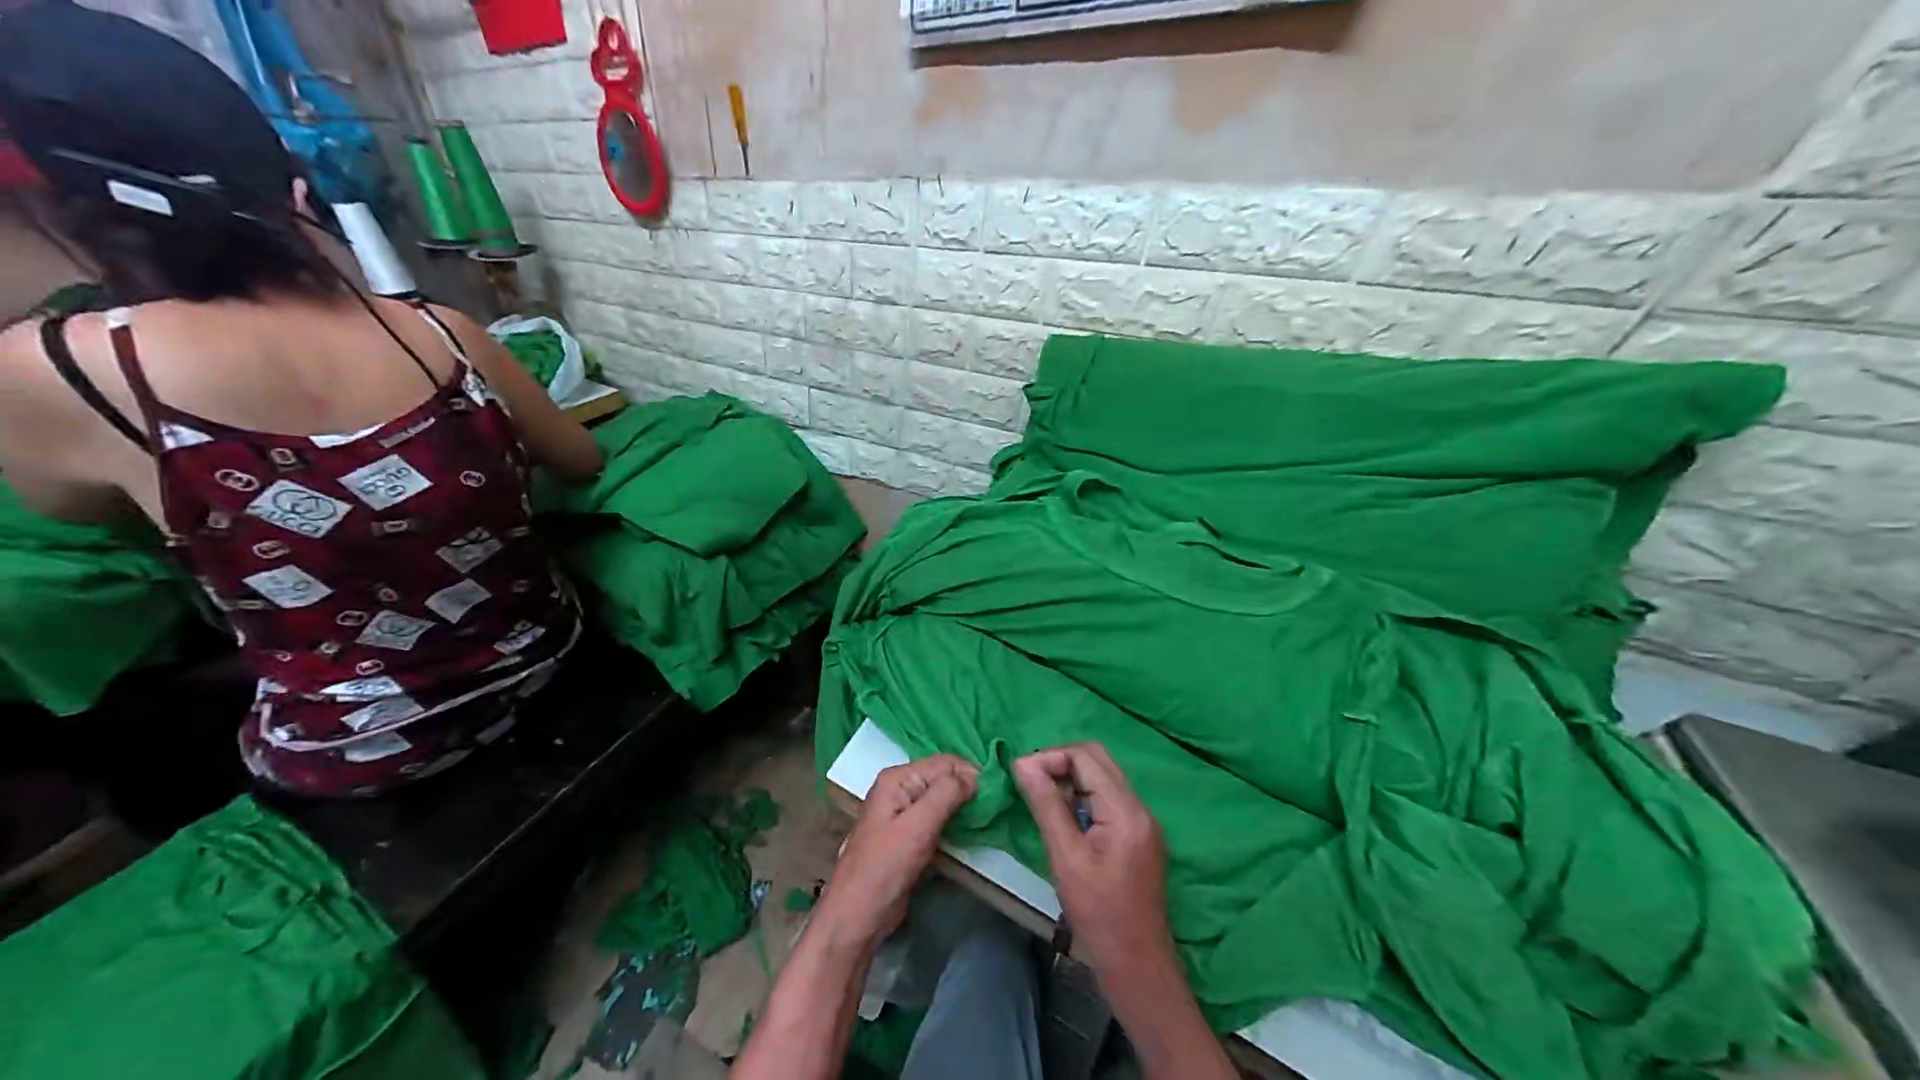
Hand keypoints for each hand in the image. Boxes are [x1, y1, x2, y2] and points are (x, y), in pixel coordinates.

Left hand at [816, 754, 978, 948]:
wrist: (859, 915)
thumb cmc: (886, 867)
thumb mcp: (918, 826)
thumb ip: (946, 793)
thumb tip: (975, 775)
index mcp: (897, 778)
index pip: (944, 762)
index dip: (970, 774)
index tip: (994, 794)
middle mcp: (900, 789)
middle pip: (944, 778)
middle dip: (969, 789)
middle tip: (994, 807)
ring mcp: (904, 812)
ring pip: (943, 799)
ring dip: (964, 807)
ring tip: (987, 818)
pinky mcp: (910, 835)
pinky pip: (939, 819)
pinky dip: (955, 822)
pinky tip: (971, 831)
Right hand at [1013, 742, 1171, 976]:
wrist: (1136, 963)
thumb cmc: (1097, 912)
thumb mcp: (1066, 856)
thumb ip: (1047, 805)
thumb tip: (1023, 763)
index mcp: (1126, 809)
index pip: (1086, 756)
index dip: (1050, 757)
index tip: (1020, 774)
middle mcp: (1139, 807)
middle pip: (1098, 759)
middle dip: (1060, 762)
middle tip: (1030, 782)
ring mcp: (1142, 821)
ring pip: (1103, 777)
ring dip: (1070, 779)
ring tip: (1042, 799)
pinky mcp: (1138, 835)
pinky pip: (1108, 798)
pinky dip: (1083, 796)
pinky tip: (1063, 817)